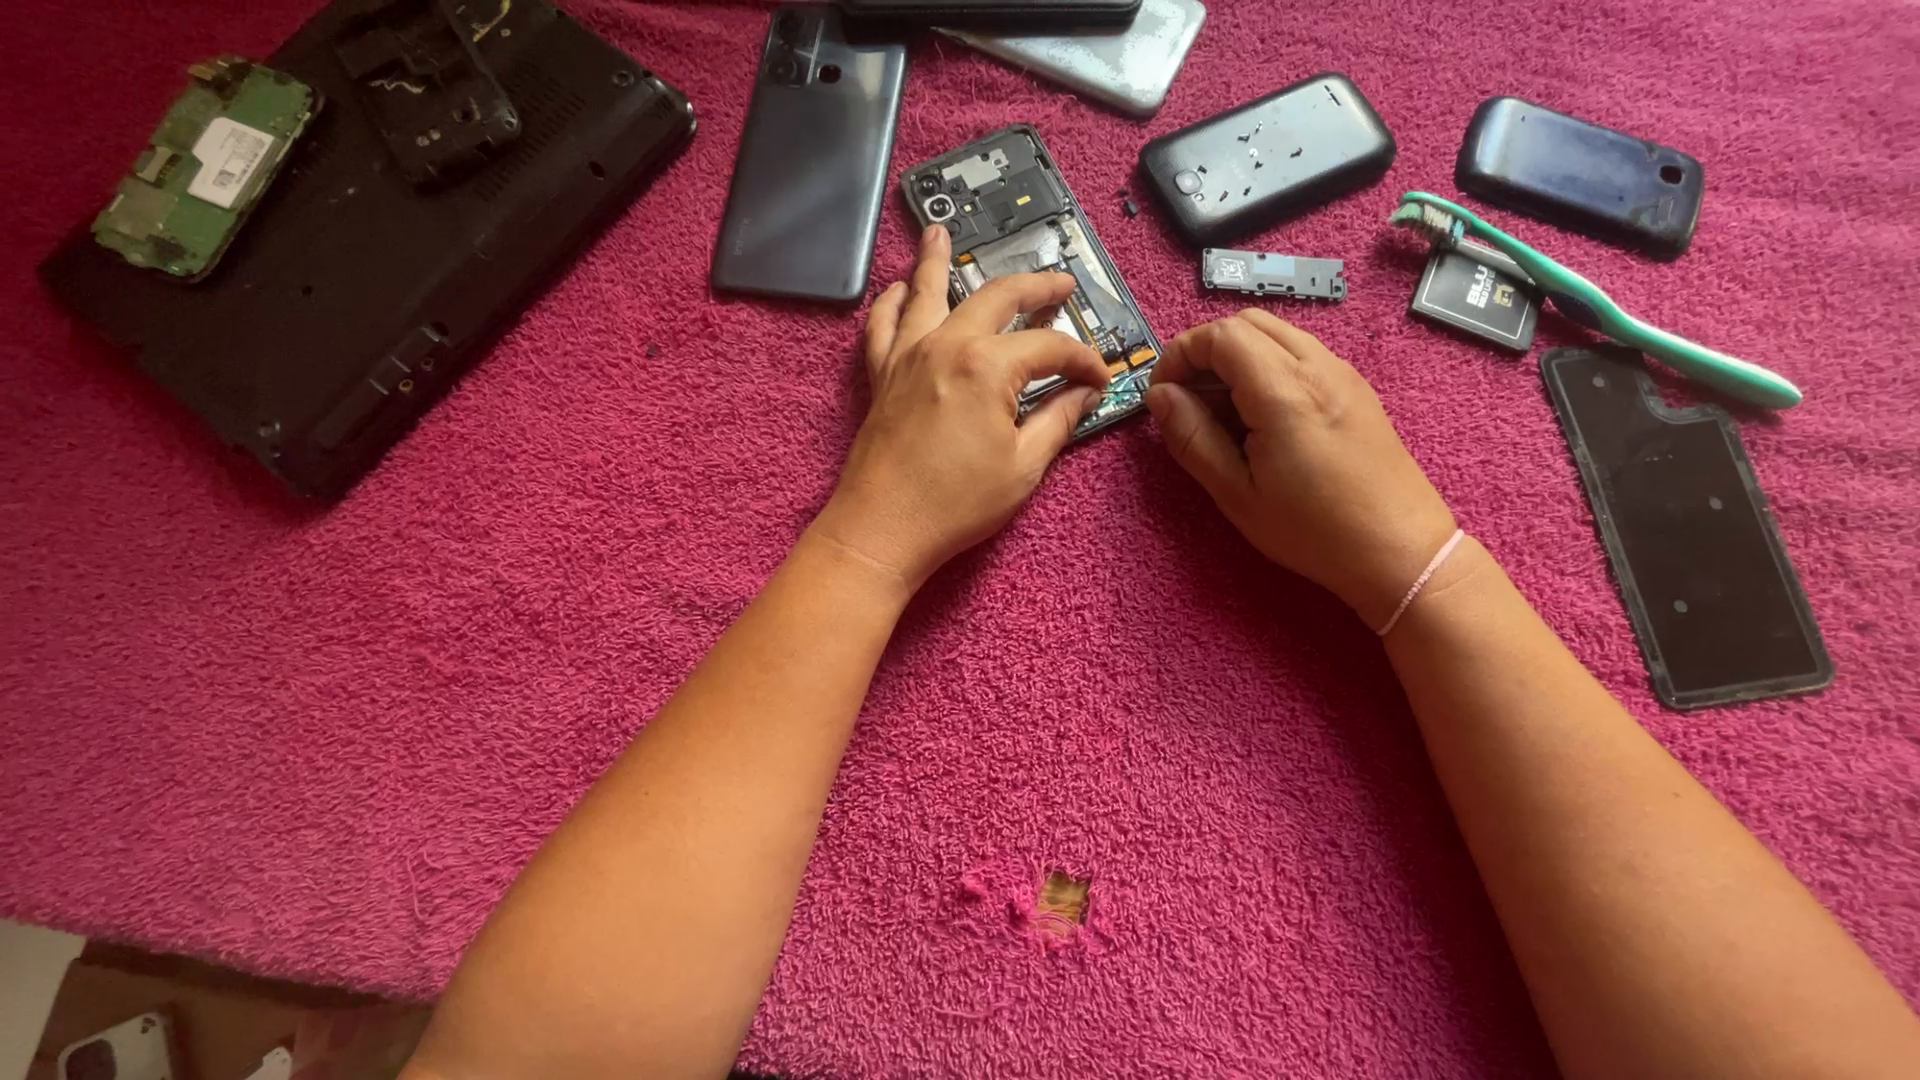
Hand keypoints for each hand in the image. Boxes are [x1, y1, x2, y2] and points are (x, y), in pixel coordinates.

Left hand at [812, 225, 1110, 589]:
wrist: (882, 529)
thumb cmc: (953, 505)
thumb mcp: (1022, 467)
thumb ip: (1057, 421)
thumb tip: (1083, 394)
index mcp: (987, 368)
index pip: (1050, 347)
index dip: (1082, 360)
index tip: (1099, 378)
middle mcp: (945, 346)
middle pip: (997, 297)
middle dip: (1035, 286)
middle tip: (1059, 282)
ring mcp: (908, 356)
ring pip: (926, 291)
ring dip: (937, 258)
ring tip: (940, 231)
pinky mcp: (883, 376)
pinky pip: (882, 325)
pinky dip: (890, 302)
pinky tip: (897, 290)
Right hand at [1145, 309, 1457, 628]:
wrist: (1400, 550)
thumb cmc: (1313, 531)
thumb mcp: (1236, 494)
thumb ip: (1192, 438)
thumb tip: (1160, 396)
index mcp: (1285, 392)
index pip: (1221, 336)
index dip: (1179, 354)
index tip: (1161, 394)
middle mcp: (1317, 367)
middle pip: (1247, 323)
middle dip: (1204, 351)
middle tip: (1185, 399)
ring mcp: (1342, 373)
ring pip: (1275, 333)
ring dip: (1235, 357)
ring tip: (1219, 410)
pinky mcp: (1354, 387)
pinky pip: (1299, 353)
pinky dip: (1265, 365)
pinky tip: (1258, 415)